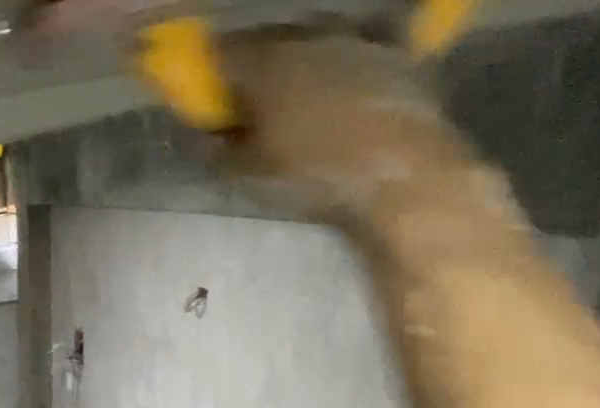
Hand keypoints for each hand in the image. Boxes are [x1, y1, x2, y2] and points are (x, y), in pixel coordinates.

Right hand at [213, 32, 499, 226]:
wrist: (399, 177)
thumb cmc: (311, 177)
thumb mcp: (245, 174)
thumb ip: (214, 149)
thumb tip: (200, 134)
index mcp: (267, 64)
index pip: (222, 51)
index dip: (206, 69)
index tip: (200, 90)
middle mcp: (310, 38)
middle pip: (269, 40)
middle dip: (252, 64)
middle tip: (244, 95)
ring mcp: (357, 39)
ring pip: (313, 39)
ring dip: (297, 59)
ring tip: (292, 91)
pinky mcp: (395, 52)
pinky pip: (364, 40)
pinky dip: (347, 55)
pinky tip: (343, 76)